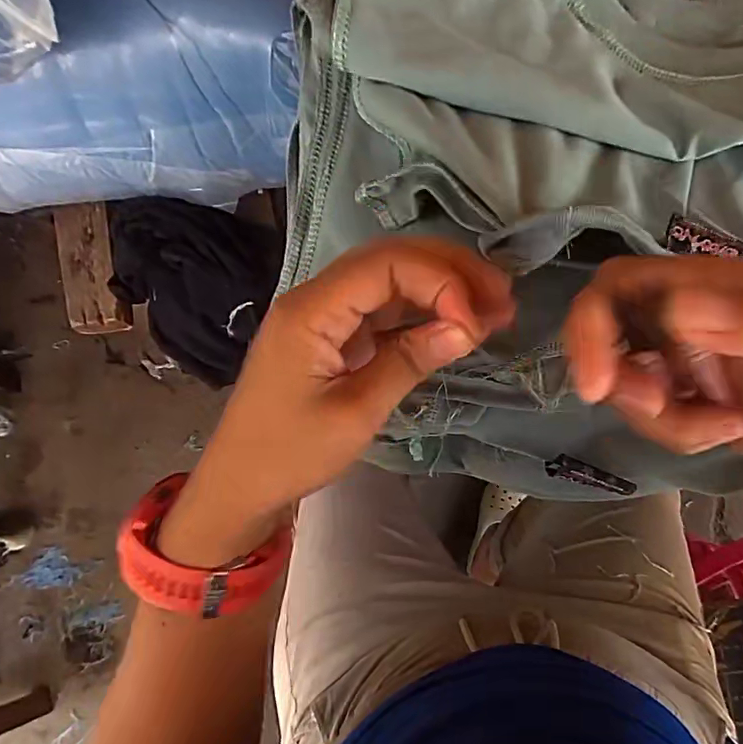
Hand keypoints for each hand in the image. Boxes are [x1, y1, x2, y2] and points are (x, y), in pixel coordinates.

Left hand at [162, 237, 513, 564]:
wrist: (240, 484)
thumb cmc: (290, 454)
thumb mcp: (356, 413)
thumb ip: (409, 361)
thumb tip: (467, 326)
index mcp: (311, 310)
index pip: (387, 265)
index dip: (441, 281)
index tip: (479, 319)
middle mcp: (315, 298)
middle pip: (390, 259)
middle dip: (450, 272)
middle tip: (502, 295)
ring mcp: (323, 314)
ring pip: (389, 280)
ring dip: (441, 288)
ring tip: (493, 307)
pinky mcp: (332, 335)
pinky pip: (381, 309)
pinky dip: (421, 313)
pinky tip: (455, 324)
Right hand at [561, 255, 742, 485]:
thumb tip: (677, 309)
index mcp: (726, 286)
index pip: (624, 283)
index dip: (592, 324)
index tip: (597, 385)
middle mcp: (696, 313)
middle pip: (607, 328)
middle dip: (615, 374)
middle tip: (655, 408)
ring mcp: (691, 357)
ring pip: (625, 378)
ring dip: (657, 414)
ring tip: (726, 427)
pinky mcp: (693, 397)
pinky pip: (650, 412)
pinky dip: (677, 432)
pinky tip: (733, 430)